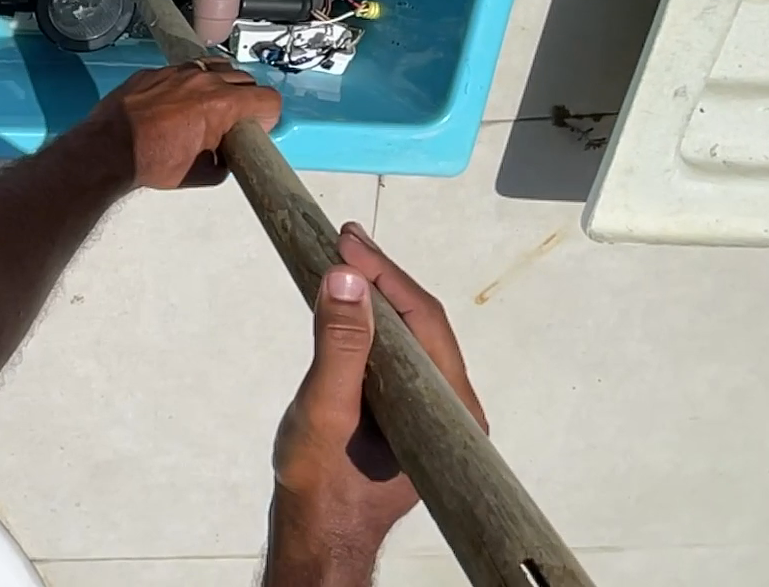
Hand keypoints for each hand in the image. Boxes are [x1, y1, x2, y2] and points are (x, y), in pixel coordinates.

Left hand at [84, 60, 281, 189]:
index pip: (267, 98)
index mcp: (222, 104)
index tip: (257, 126)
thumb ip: (224, 160)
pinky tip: (176, 102)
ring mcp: (175, 71)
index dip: (267, 116)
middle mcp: (202, 80)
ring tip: (208, 106)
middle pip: (244, 79)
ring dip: (219, 84)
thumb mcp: (202, 173)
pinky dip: (186, 83)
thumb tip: (224, 155)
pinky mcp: (152, 72)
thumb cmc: (151, 161)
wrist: (108, 149)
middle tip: (233, 120)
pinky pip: (181, 70)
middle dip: (245, 99)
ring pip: (213, 67)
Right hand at [265, 223, 485, 583]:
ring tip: (341, 258)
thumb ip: (338, 345)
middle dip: (381, 275)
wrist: (317, 531)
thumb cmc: (319, 477)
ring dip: (376, 293)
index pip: (422, 319)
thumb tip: (344, 277)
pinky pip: (395, 351)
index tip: (343, 239)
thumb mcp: (324, 409)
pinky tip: (347, 302)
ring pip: (410, 335)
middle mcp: (451, 405)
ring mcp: (431, 409)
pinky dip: (370, 317)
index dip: (384, 273)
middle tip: (341, 236)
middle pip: (422, 323)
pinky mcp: (408, 411)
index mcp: (448, 407)